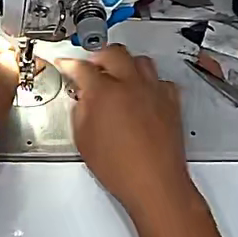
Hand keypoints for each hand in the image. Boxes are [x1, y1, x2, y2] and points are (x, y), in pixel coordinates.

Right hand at [55, 46, 199, 217]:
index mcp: (104, 91)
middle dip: (99, 56)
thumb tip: (82, 100)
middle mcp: (131, 84)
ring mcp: (154, 91)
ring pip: (140, 61)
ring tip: (117, 74)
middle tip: (91, 66)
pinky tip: (143, 90)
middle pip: (113, 53)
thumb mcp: (83, 139)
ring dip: (126, 63)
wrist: (155, 183)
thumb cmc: (122, 168)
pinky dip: (150, 81)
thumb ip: (80, 111)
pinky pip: (161, 80)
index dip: (70, 64)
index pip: (81, 67)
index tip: (66, 64)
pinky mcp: (171, 102)